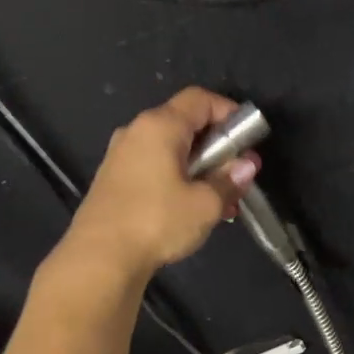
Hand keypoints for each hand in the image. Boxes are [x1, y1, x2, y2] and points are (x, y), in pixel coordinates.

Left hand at [63, 87, 258, 276]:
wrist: (103, 254)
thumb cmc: (158, 221)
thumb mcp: (205, 204)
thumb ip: (229, 181)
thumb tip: (247, 165)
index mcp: (160, 127)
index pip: (199, 100)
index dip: (228, 111)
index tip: (250, 136)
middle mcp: (138, 131)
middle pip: (185, 124)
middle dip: (218, 147)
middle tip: (240, 175)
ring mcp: (124, 154)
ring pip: (172, 150)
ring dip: (201, 168)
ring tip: (223, 200)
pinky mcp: (117, 178)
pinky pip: (157, 167)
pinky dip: (181, 179)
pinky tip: (195, 208)